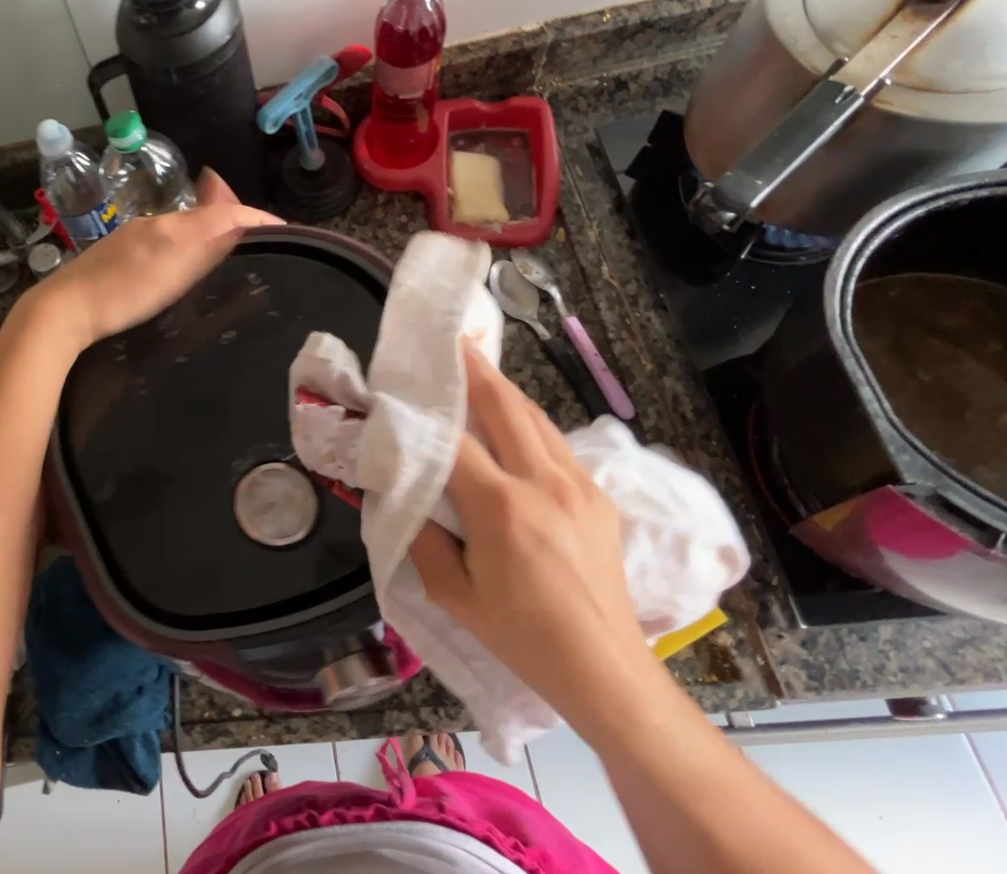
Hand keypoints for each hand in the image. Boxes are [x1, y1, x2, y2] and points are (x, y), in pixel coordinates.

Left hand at [23, 170, 281, 350]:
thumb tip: (247, 218)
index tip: (287, 234)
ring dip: (211, 239)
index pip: (225, 213)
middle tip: (264, 248)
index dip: (257, 219)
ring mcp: (132, 241)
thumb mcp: (174, 266)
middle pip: (205, 218)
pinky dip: (186, 252)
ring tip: (233, 261)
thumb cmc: (122, 292)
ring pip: (183, 232)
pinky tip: (185, 272)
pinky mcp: (117, 259)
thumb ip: (210, 239)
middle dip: (237, 227)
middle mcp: (153, 225)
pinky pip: (164, 246)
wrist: (62, 311)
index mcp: (171, 225)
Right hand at [409, 345, 651, 719]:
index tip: (404, 382)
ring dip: (505, 391)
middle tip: (453, 340)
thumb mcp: (451, 594)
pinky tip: (513, 426)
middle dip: (477, 369)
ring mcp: (579, 486)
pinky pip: (556, 445)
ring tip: (480, 368)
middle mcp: (544, 482)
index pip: (454, 439)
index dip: (425, 409)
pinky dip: (528, 423)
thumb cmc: (518, 635)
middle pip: (506, 406)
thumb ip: (421, 535)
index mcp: (502, 506)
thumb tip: (403, 492)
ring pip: (537, 418)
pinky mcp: (599, 497)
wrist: (603, 667)